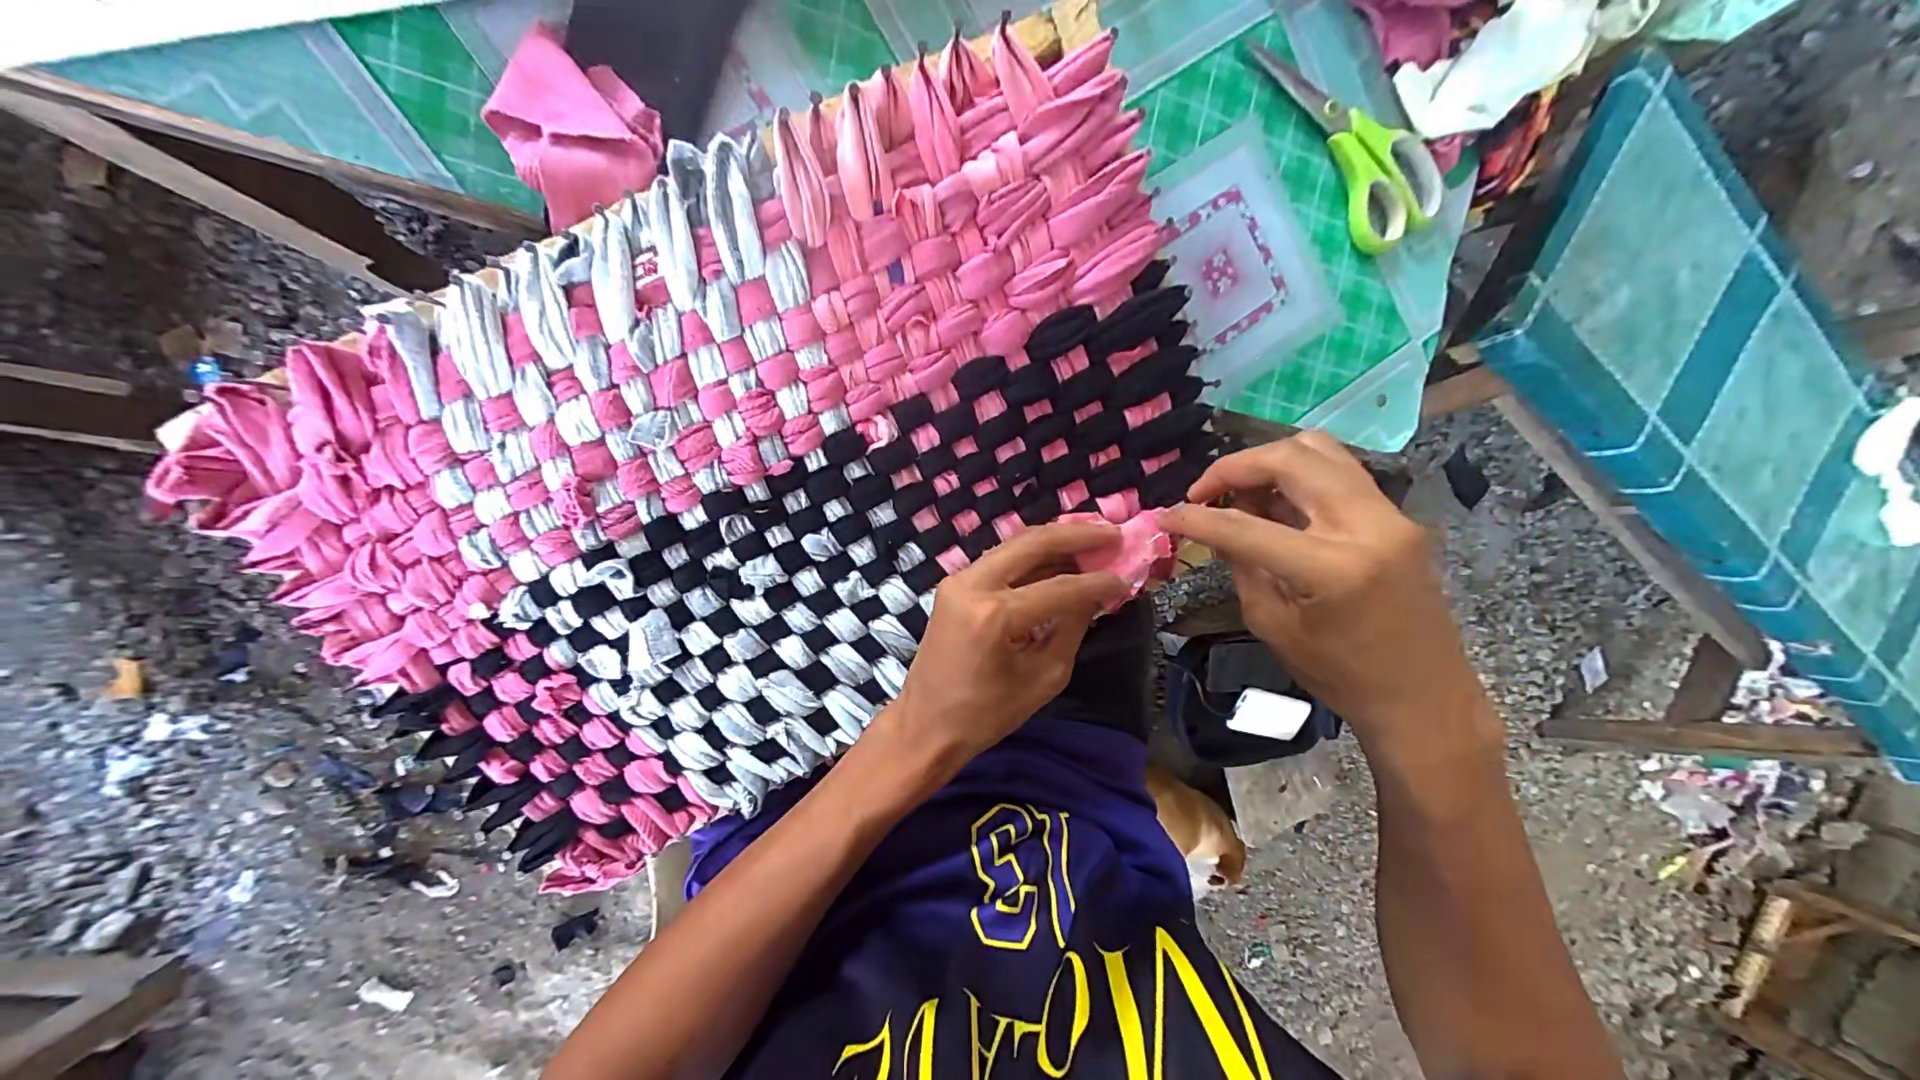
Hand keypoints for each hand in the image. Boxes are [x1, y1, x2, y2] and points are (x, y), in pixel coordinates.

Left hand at [881, 521, 1129, 775]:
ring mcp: (958, 580)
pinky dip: (1032, 556)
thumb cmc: (985, 715)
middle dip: (1077, 536)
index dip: (1098, 583)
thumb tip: (1096, 594)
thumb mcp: (1044, 678)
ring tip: (1093, 540)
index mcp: (994, 615)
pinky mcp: (953, 585)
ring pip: (1015, 545)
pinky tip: (1060, 558)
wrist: (925, 725)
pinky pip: (1001, 560)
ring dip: (1055, 541)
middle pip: (1033, 543)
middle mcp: (972, 585)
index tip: (1127, 579)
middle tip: (1113, 534)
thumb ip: (1072, 628)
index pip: (1059, 587)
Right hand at [1160, 433, 1495, 764]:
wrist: (1424, 697)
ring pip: (1320, 450)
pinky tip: (1275, 501)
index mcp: (1333, 568)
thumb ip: (1243, 567)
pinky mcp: (1397, 517)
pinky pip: (1339, 472)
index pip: (1247, 526)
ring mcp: (1390, 515)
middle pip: (1291, 459)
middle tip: (1203, 492)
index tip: (1166, 515)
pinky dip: (1298, 475)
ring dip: (1269, 462)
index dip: (1197, 517)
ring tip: (1241, 492)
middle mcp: (1368, 526)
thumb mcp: (1273, 625)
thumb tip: (1215, 528)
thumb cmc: (1341, 675)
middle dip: (1235, 467)